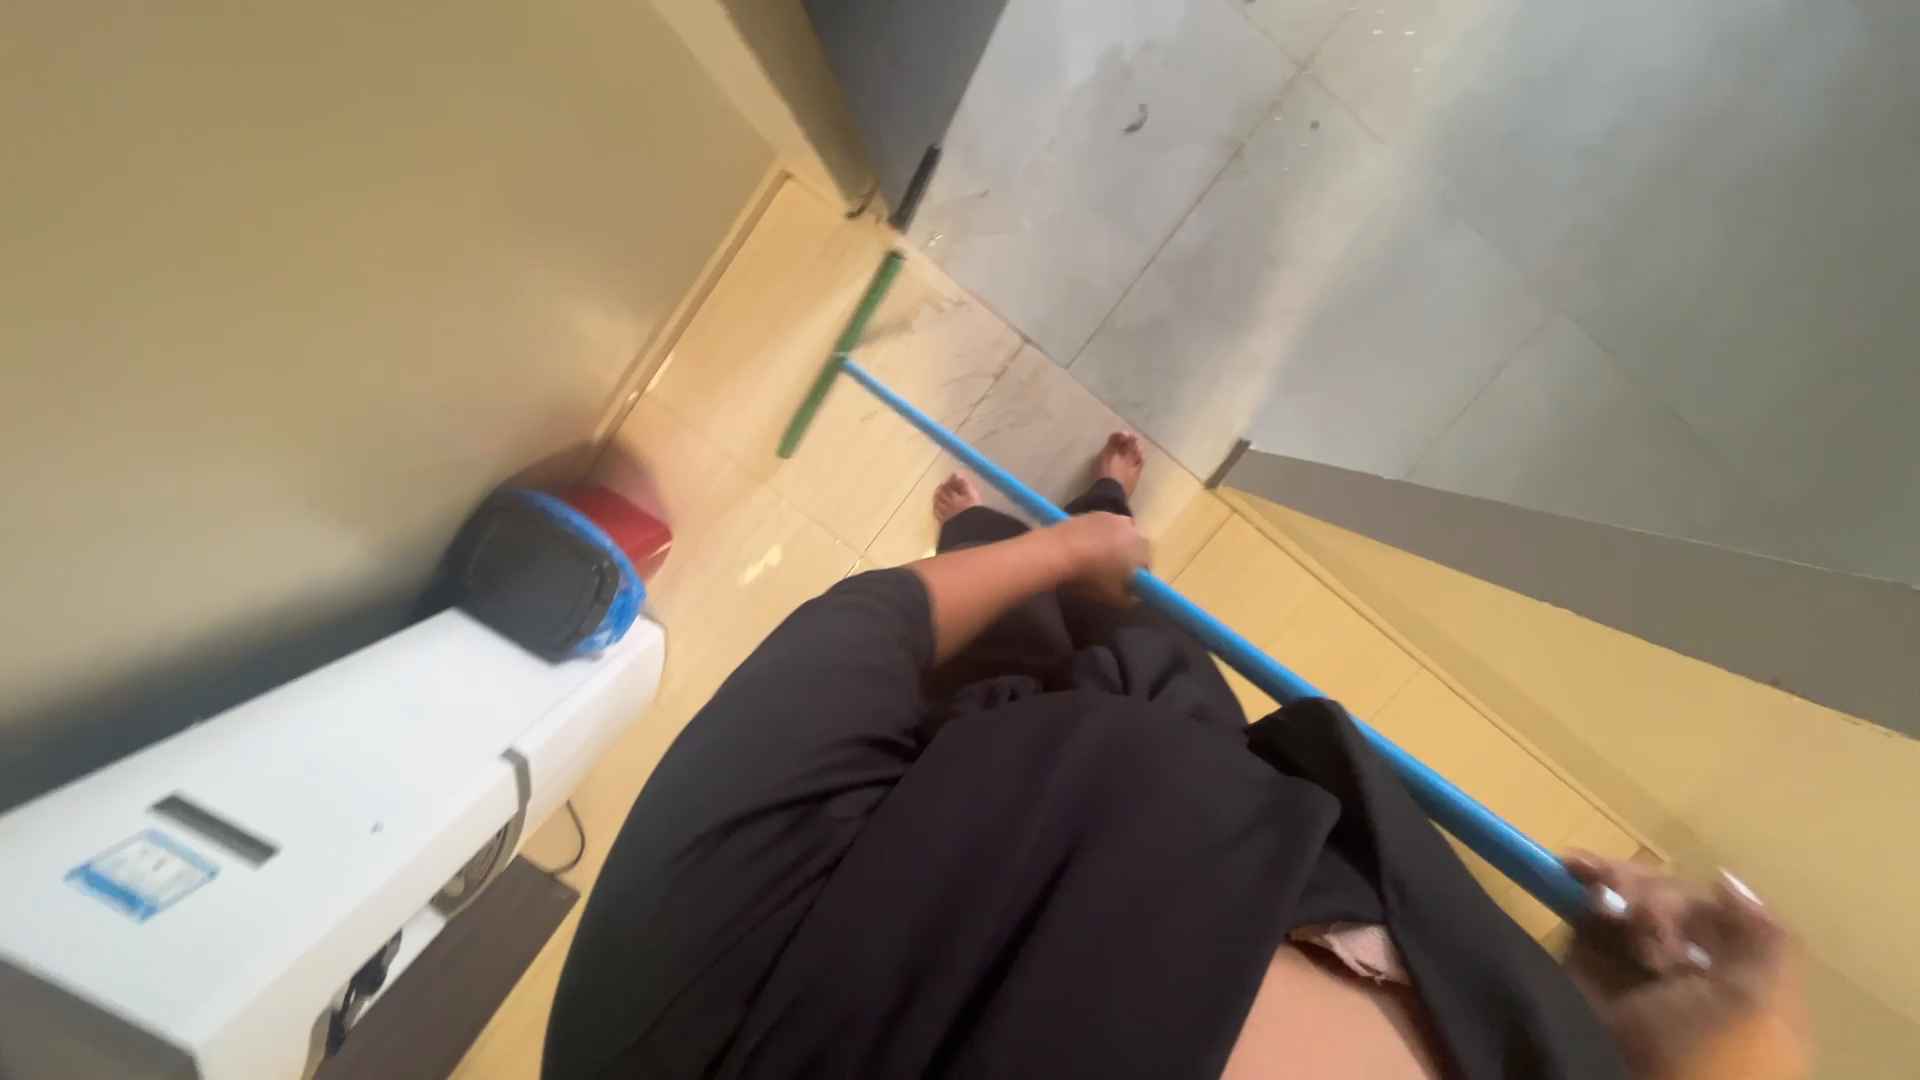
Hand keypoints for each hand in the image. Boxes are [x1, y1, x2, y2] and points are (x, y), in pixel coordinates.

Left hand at [1049, 512, 1149, 605]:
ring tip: (1093, 558)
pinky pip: (1099, 527)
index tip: (1125, 586)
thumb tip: (1134, 595)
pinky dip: (1094, 536)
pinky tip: (1081, 547)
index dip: (1137, 577)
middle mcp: (1132, 526)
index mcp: (1143, 547)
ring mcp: (1110, 515)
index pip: (1146, 564)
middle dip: (1125, 557)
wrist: (1058, 551)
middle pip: (1133, 545)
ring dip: (1110, 544)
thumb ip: (1131, 598)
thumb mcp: (1115, 598)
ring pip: (1116, 534)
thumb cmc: (1092, 576)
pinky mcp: (1090, 512)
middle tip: (1108, 572)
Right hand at [1563, 854, 1806, 1079]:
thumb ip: (1764, 941)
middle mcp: (1689, 963)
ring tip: (1598, 896)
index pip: (1716, 912)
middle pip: (1669, 897)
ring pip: (1626, 893)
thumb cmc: (1707, 1053)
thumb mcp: (1760, 1005)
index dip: (1693, 896)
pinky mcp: (1587, 952)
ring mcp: (1634, 957)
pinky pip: (1586, 904)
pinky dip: (1581, 883)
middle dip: (1648, 891)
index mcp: (1739, 977)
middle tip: (1628, 909)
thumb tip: (1725, 878)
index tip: (1674, 903)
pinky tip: (1574, 872)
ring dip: (1613, 881)